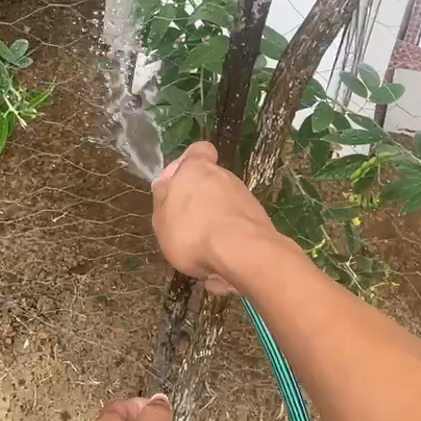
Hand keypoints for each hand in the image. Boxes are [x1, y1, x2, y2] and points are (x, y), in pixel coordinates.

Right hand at [151, 142, 275, 293]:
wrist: (243, 253)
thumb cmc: (193, 231)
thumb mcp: (161, 218)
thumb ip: (162, 199)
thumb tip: (164, 184)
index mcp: (197, 169)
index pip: (198, 150)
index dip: (188, 163)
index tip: (178, 185)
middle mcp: (224, 177)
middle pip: (210, 184)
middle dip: (198, 205)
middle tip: (185, 229)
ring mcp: (245, 198)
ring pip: (224, 210)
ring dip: (213, 228)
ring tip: (203, 257)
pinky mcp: (259, 222)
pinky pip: (236, 231)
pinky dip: (228, 245)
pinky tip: (220, 269)